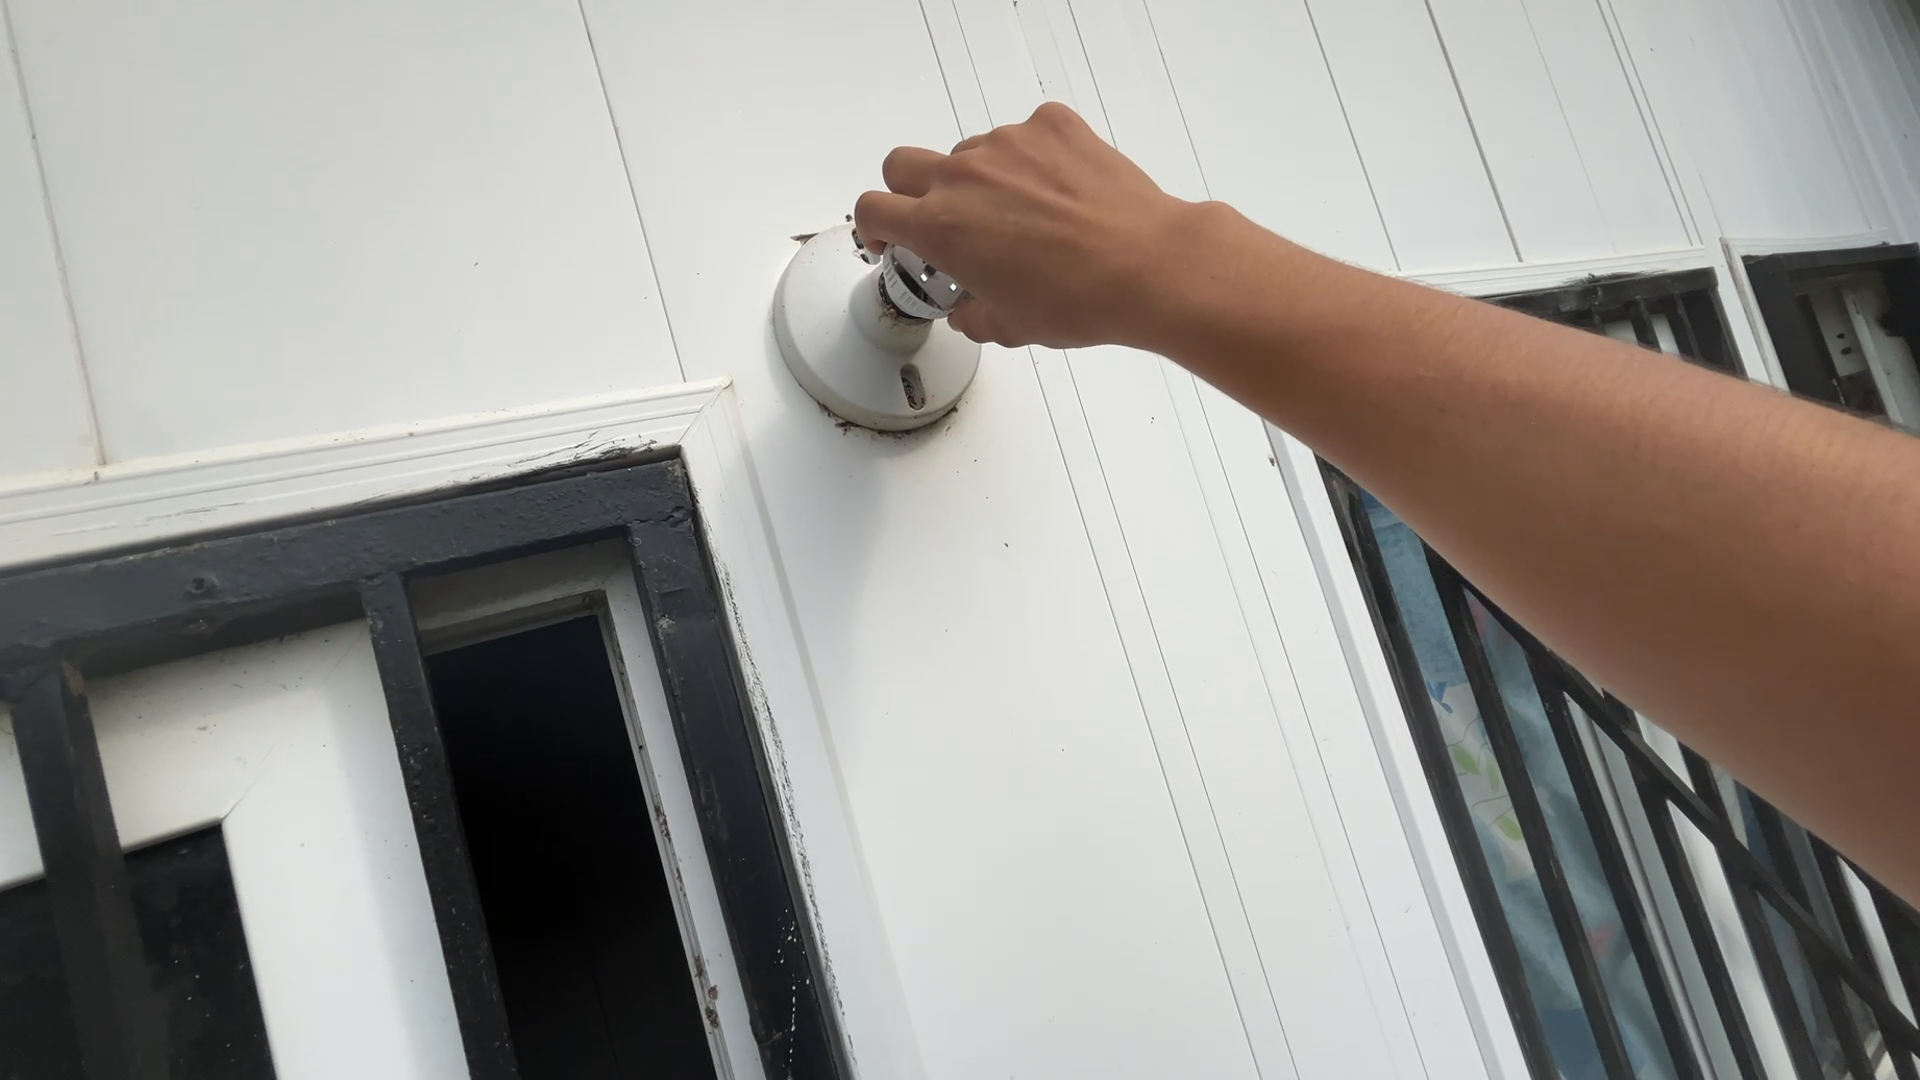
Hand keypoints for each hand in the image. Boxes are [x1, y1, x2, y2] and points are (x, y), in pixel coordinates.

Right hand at [854, 103, 1193, 349]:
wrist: (1145, 267)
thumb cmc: (1078, 301)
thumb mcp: (1010, 327)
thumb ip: (972, 316)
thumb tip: (967, 311)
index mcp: (943, 228)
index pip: (873, 210)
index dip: (872, 228)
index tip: (887, 240)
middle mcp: (965, 177)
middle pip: (902, 166)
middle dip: (907, 195)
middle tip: (941, 226)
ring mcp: (1009, 144)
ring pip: (967, 154)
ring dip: (975, 183)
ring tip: (1020, 221)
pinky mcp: (1051, 126)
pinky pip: (1021, 138)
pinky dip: (1027, 163)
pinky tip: (1055, 197)